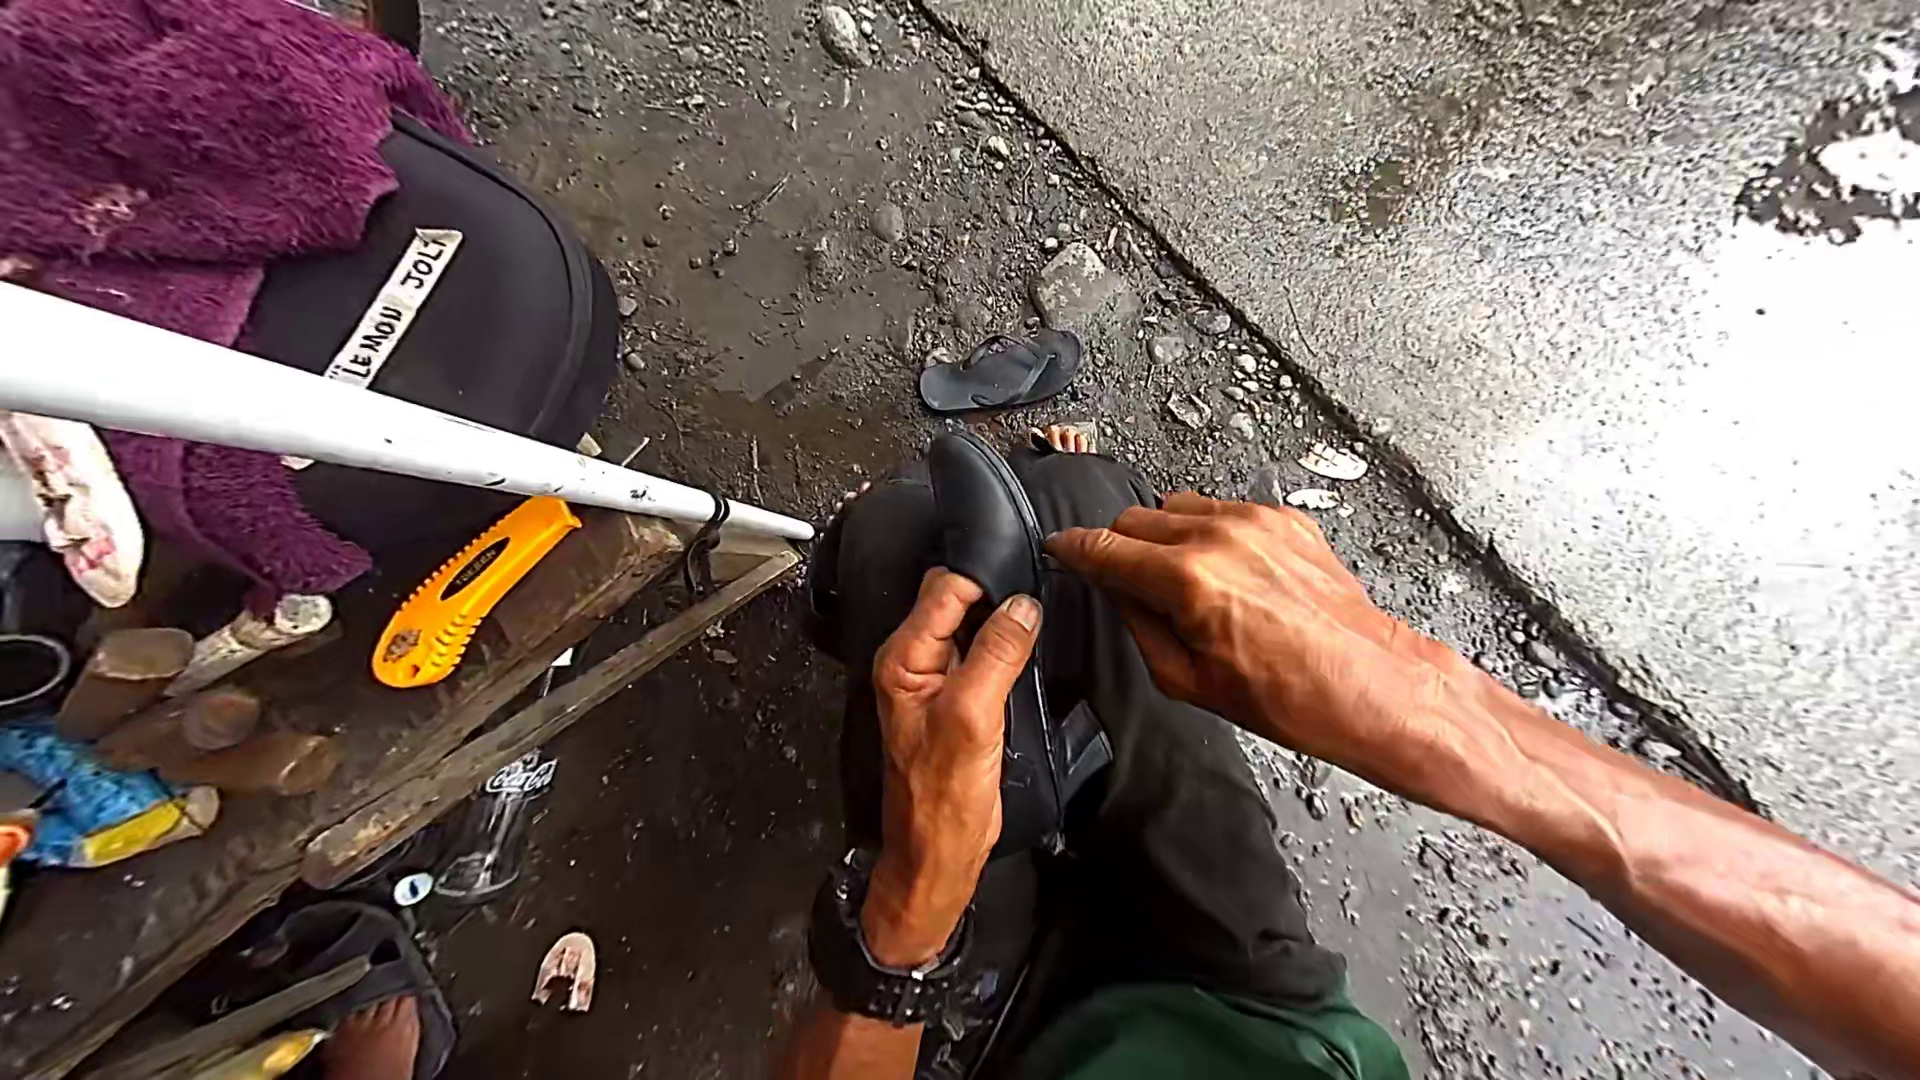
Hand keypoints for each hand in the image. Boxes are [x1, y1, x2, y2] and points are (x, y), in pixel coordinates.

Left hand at [861, 569, 1040, 966]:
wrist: (940, 852)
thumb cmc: (941, 799)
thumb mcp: (972, 719)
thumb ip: (996, 655)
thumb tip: (1022, 607)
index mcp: (903, 658)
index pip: (943, 591)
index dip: (982, 579)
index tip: (1021, 578)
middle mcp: (915, 660)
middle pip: (954, 600)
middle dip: (992, 593)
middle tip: (1031, 603)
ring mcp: (938, 677)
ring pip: (971, 623)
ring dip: (1001, 618)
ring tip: (1032, 621)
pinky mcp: (959, 693)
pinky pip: (982, 650)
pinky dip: (1003, 643)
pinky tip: (1024, 646)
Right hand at [1046, 493, 1465, 789]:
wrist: (1373, 686)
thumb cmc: (1291, 695)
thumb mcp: (1184, 677)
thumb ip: (1136, 622)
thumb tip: (1116, 589)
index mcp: (1188, 582)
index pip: (1103, 548)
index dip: (1072, 547)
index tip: (1062, 547)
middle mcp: (1219, 538)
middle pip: (1132, 518)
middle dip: (1117, 546)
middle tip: (1125, 578)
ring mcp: (1255, 522)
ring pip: (1173, 506)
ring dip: (1160, 536)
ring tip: (1179, 576)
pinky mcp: (1282, 519)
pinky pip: (1217, 509)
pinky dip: (1203, 532)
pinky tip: (1221, 568)